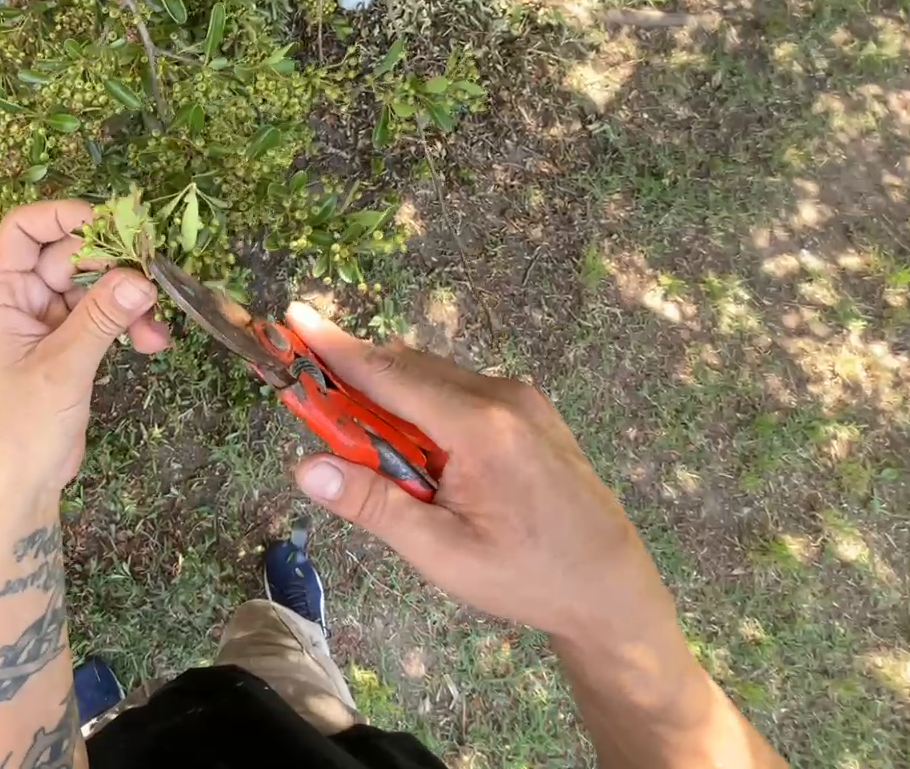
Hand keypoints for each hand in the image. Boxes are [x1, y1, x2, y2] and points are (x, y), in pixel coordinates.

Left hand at [0, 201, 169, 501]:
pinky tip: (151, 344)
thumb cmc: (18, 430)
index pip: (24, 229)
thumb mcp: (61, 368)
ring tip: (157, 326)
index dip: (66, 216)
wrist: (13, 494)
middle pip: (66, 256)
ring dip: (124, 301)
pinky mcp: (61, 348)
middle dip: (111, 266)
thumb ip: (101, 318)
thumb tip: (142, 278)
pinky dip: (122, 325)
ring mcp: (39, 325)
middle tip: (153, 278)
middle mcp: (15, 301)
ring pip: (88, 289)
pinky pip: (96, 319)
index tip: (115, 225)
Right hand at [284, 302, 674, 648]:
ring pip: (429, 374)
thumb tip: (305, 468)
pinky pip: (453, 385)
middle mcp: (500, 395)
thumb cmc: (526, 578)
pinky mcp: (527, 406)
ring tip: (365, 437)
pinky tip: (415, 442)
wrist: (616, 595)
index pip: (388, 373)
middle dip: (353, 376)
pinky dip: (418, 400)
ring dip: (387, 393)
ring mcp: (519, 397)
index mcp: (479, 426)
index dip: (334, 346)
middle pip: (404, 368)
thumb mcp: (442, 552)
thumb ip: (372, 504)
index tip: (294, 315)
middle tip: (311, 394)